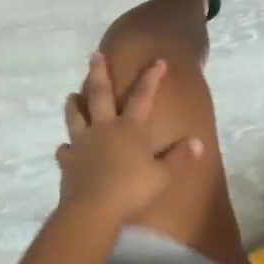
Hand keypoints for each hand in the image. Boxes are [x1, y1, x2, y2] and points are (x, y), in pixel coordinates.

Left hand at [56, 54, 202, 223]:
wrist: (93, 208)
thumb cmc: (132, 189)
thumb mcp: (163, 175)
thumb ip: (179, 157)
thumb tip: (198, 142)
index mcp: (130, 128)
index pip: (143, 96)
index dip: (151, 77)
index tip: (158, 60)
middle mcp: (104, 128)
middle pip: (100, 95)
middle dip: (99, 73)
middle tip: (94, 55)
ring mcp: (82, 143)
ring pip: (76, 117)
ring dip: (74, 104)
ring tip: (72, 95)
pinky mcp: (67, 161)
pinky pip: (64, 150)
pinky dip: (65, 147)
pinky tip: (65, 148)